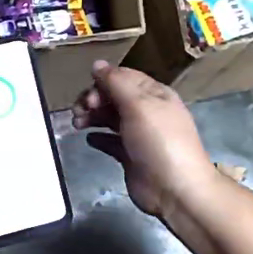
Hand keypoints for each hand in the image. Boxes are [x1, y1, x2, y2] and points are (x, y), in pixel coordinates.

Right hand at [71, 61, 216, 217]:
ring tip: (77, 123)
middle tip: (81, 110)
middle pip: (114, 96)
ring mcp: (139, 134)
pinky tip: (88, 138)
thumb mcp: (139, 104)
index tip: (88, 94)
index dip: (103, 81)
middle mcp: (147, 111)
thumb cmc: (158, 140)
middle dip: (94, 98)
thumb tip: (97, 64)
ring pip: (110, 117)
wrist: (175, 189)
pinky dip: (98, 136)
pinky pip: (110, 140)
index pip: (124, 77)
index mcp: (155, 94)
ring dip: (92, 116)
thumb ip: (116, 82)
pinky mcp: (130, 156)